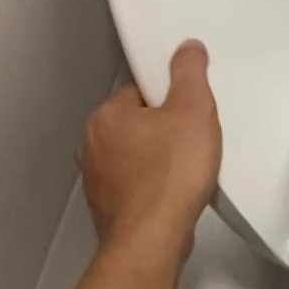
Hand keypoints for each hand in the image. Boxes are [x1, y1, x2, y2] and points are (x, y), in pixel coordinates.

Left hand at [80, 40, 222, 264]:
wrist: (153, 239)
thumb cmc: (170, 175)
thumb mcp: (193, 108)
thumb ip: (190, 72)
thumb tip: (187, 49)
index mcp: (106, 117)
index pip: (142, 91)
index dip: (172, 98)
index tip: (191, 110)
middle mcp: (93, 147)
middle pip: (141, 123)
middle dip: (168, 129)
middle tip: (195, 138)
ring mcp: (98, 181)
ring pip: (139, 155)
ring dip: (163, 158)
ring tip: (189, 167)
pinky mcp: (109, 208)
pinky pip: (139, 184)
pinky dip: (158, 184)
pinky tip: (178, 191)